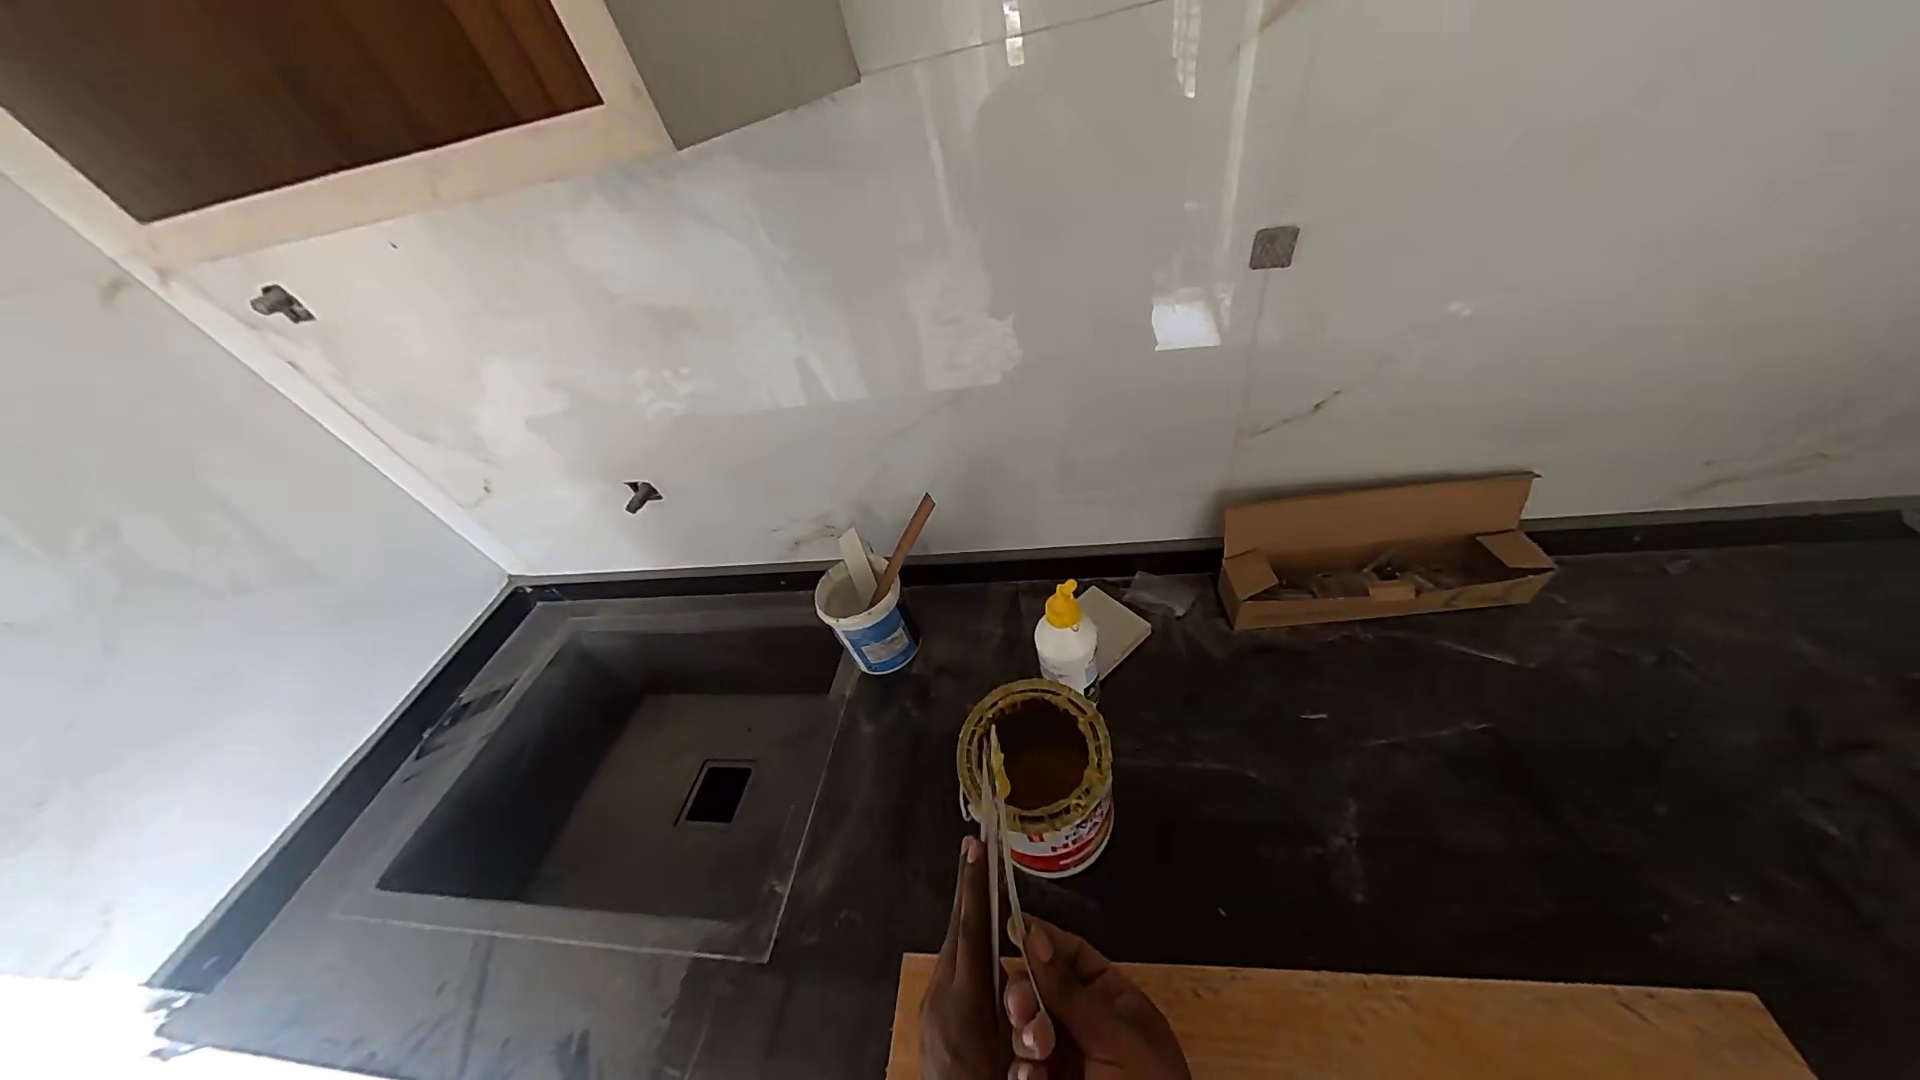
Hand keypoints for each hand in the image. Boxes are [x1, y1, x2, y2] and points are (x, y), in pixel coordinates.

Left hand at [920, 836, 1013, 1079]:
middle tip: (974, 846)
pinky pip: (952, 962)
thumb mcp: (1014, 1057)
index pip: (971, 932)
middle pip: (958, 928)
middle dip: (968, 886)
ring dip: (968, 911)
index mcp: (963, 1003)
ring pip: (955, 945)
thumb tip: (1022, 971)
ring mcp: (931, 1002)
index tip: (975, 846)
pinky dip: (966, 939)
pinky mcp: (930, 1010)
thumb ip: (1018, 1011)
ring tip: (976, 872)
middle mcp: (941, 994)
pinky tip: (976, 928)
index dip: (975, 887)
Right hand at [1002, 917, 1190, 1079]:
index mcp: (1113, 1000)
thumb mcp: (1115, 1038)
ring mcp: (1066, 1061)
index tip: (1009, 924)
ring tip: (1036, 1050)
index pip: (1071, 953)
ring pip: (1025, 1027)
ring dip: (1024, 1033)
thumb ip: (1069, 989)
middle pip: (1040, 988)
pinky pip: (1022, 1069)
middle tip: (1022, 1005)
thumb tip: (1032, 933)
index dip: (1041, 938)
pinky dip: (1021, 1071)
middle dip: (1027, 992)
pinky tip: (1030, 1078)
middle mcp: (1085, 1024)